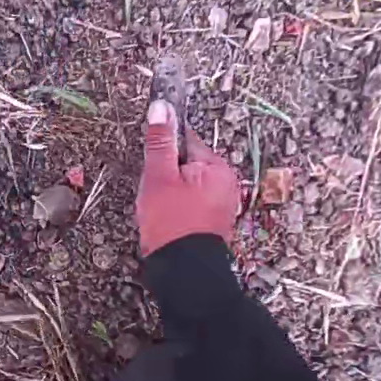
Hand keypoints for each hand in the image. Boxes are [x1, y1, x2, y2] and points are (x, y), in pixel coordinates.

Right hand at [136, 99, 240, 257]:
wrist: (183, 272)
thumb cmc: (172, 226)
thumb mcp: (159, 176)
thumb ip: (160, 142)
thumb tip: (161, 108)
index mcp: (218, 168)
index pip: (186, 142)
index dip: (164, 153)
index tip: (154, 167)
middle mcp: (226, 184)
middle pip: (186, 165)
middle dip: (167, 177)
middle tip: (156, 195)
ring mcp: (221, 205)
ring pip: (186, 187)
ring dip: (170, 195)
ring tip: (161, 212)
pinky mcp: (213, 223)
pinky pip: (190, 205)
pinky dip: (177, 210)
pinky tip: (168, 222)